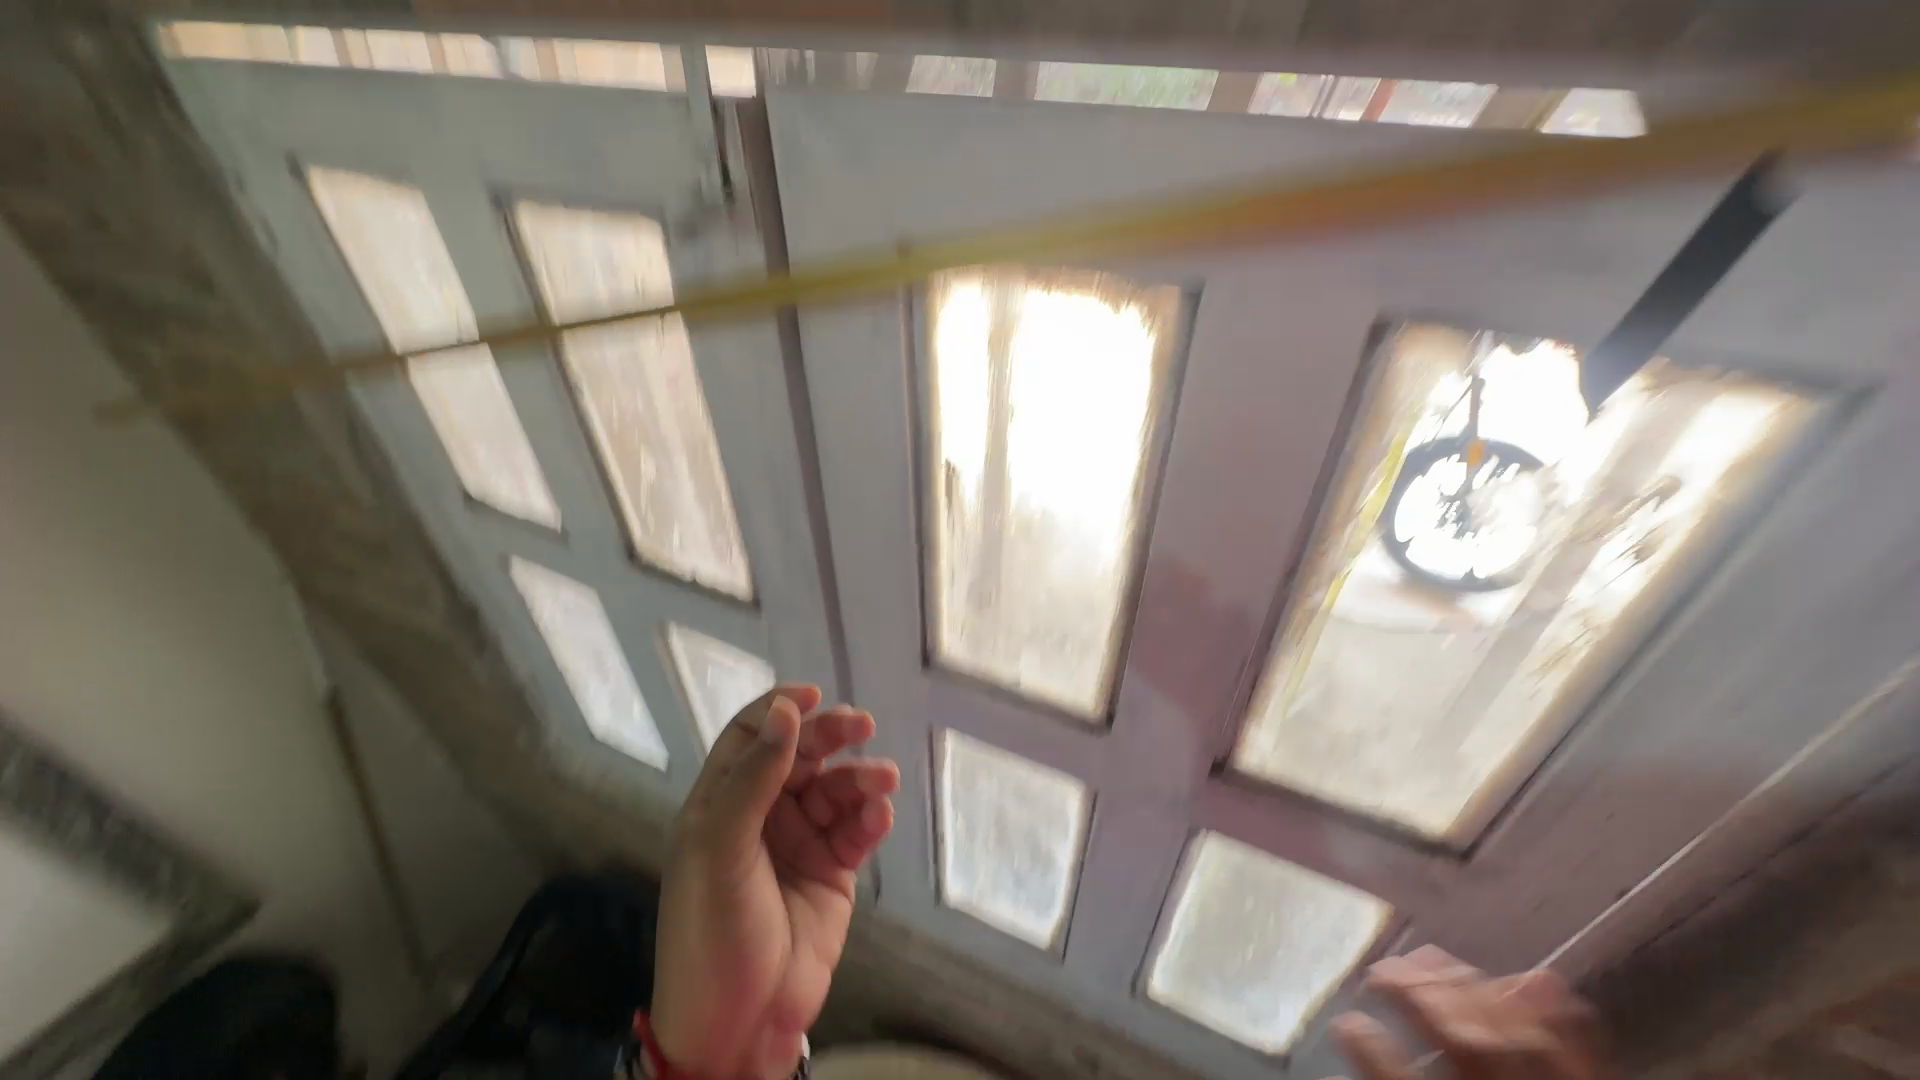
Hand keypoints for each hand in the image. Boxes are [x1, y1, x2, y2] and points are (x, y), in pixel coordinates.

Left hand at [652, 685, 897, 1078]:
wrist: (740, 1023)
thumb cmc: (713, 929)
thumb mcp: (719, 848)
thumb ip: (752, 778)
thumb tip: (785, 711)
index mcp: (721, 802)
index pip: (750, 736)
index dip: (779, 711)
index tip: (812, 695)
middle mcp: (762, 814)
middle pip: (801, 755)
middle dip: (830, 736)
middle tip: (861, 725)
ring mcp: (799, 843)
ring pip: (836, 790)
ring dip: (859, 779)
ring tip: (882, 780)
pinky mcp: (832, 871)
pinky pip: (855, 830)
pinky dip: (870, 818)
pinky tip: (879, 819)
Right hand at [1329, 946, 1606, 1078]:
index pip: (1395, 1077)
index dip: (1365, 1044)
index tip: (1343, 1024)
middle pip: (1460, 1040)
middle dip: (1414, 993)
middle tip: (1380, 970)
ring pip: (1513, 1034)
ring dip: (1468, 987)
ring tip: (1430, 958)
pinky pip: (1581, 1056)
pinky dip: (1559, 1015)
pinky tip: (1536, 978)